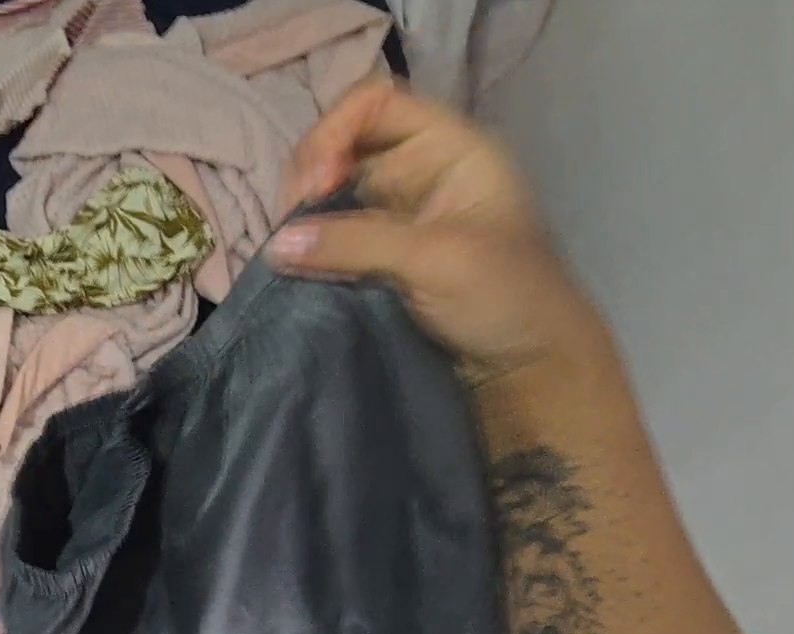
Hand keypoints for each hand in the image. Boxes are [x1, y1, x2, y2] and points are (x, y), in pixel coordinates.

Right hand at [269, 77, 609, 383]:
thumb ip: (355, 244)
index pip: (374, 106)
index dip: (334, 135)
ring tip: (288, 253)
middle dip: (306, 179)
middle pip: (337, 146)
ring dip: (298, 218)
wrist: (517, 367)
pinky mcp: (366, 259)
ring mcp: (387, 218)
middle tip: (292, 227)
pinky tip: (292, 267)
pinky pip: (321, 239)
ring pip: (323, 195)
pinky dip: (301, 248)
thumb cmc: (503, 298)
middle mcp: (412, 175)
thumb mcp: (436, 260)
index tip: (317, 187)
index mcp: (447, 151)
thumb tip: (276, 245)